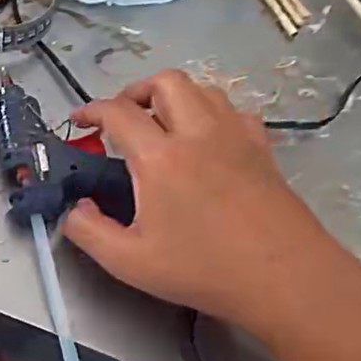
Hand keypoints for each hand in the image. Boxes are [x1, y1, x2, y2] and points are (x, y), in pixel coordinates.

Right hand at [62, 70, 360, 337]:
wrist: (285, 278)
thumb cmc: (203, 269)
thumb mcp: (128, 262)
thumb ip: (87, 231)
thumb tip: (75, 209)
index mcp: (160, 158)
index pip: (118, 113)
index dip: (92, 110)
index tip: (80, 120)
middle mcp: (198, 134)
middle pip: (166, 82)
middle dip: (136, 91)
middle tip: (122, 117)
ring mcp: (236, 137)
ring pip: (203, 89)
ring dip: (174, 97)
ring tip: (160, 124)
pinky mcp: (262, 150)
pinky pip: (233, 112)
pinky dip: (210, 113)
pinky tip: (205, 140)